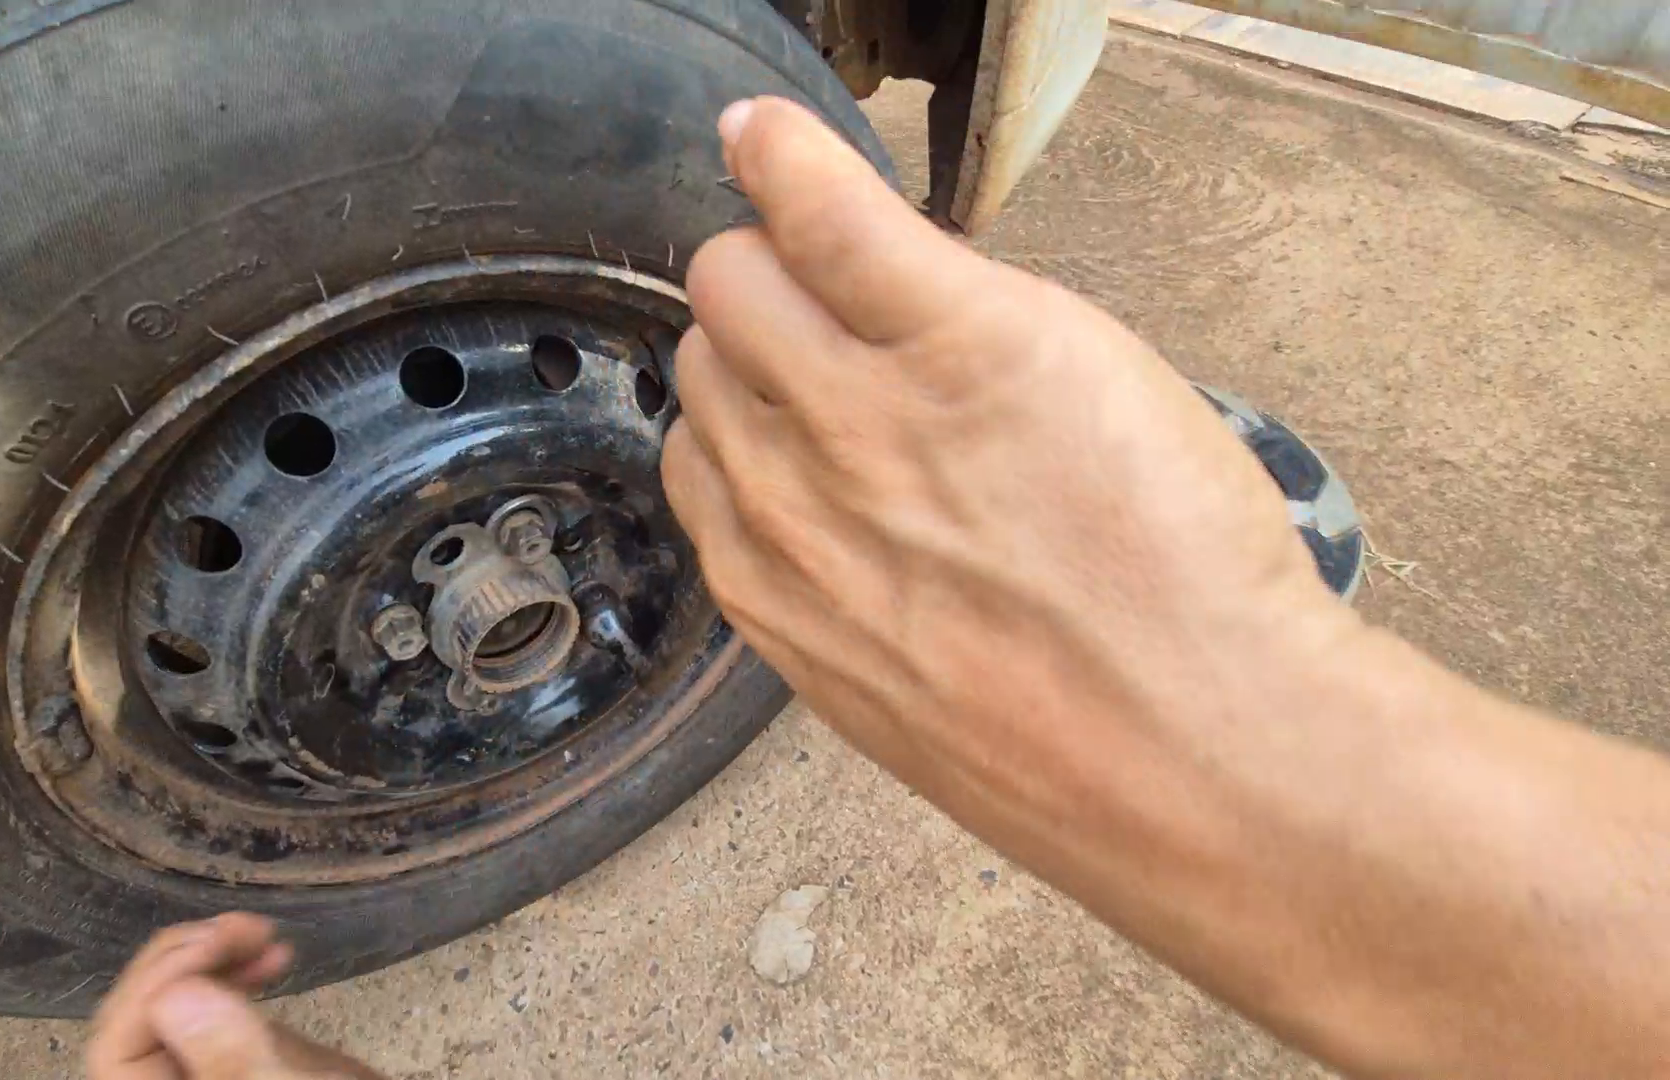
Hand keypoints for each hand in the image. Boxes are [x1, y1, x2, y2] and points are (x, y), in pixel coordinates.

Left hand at [86, 914, 381, 1079]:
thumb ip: (233, 1056)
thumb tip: (174, 995)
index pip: (119, 1047)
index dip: (163, 981)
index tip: (225, 939)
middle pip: (134, 1019)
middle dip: (187, 958)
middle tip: (252, 928)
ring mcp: (194, 1067)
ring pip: (166, 1003)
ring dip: (210, 955)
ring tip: (265, 933)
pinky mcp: (227, 1048)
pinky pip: (205, 1002)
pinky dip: (233, 968)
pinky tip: (274, 954)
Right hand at [665, 97, 1348, 861]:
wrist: (1191, 758)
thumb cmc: (1051, 738)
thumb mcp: (883, 678)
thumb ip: (818, 582)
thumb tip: (801, 504)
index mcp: (764, 573)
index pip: (692, 444)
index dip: (739, 404)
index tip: (775, 383)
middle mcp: (780, 488)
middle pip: (705, 348)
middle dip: (750, 327)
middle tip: (827, 327)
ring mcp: (857, 412)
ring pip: (740, 282)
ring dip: (771, 262)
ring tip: (841, 269)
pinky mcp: (959, 341)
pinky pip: (824, 217)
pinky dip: (786, 162)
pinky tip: (764, 137)